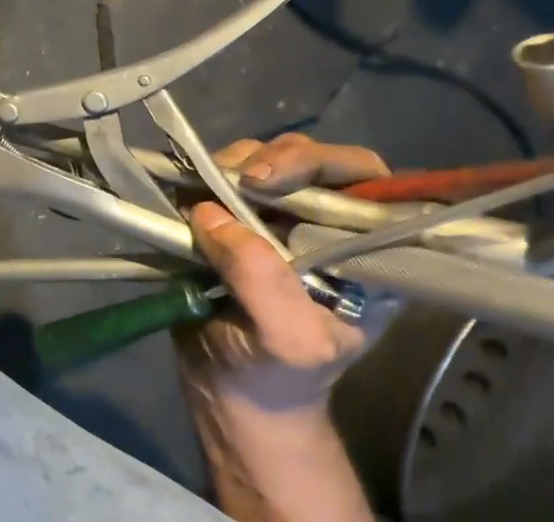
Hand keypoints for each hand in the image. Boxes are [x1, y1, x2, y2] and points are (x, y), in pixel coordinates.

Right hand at [178, 133, 392, 412]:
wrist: (230, 393)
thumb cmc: (277, 374)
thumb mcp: (288, 340)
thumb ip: (262, 280)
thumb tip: (209, 213)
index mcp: (369, 256)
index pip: (369, 186)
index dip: (326, 168)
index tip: (270, 181)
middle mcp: (328, 229)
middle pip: (313, 163)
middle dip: (272, 160)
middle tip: (235, 181)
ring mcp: (275, 222)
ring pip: (260, 164)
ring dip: (227, 168)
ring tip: (201, 196)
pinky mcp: (229, 221)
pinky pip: (216, 181)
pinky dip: (197, 178)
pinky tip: (184, 195)